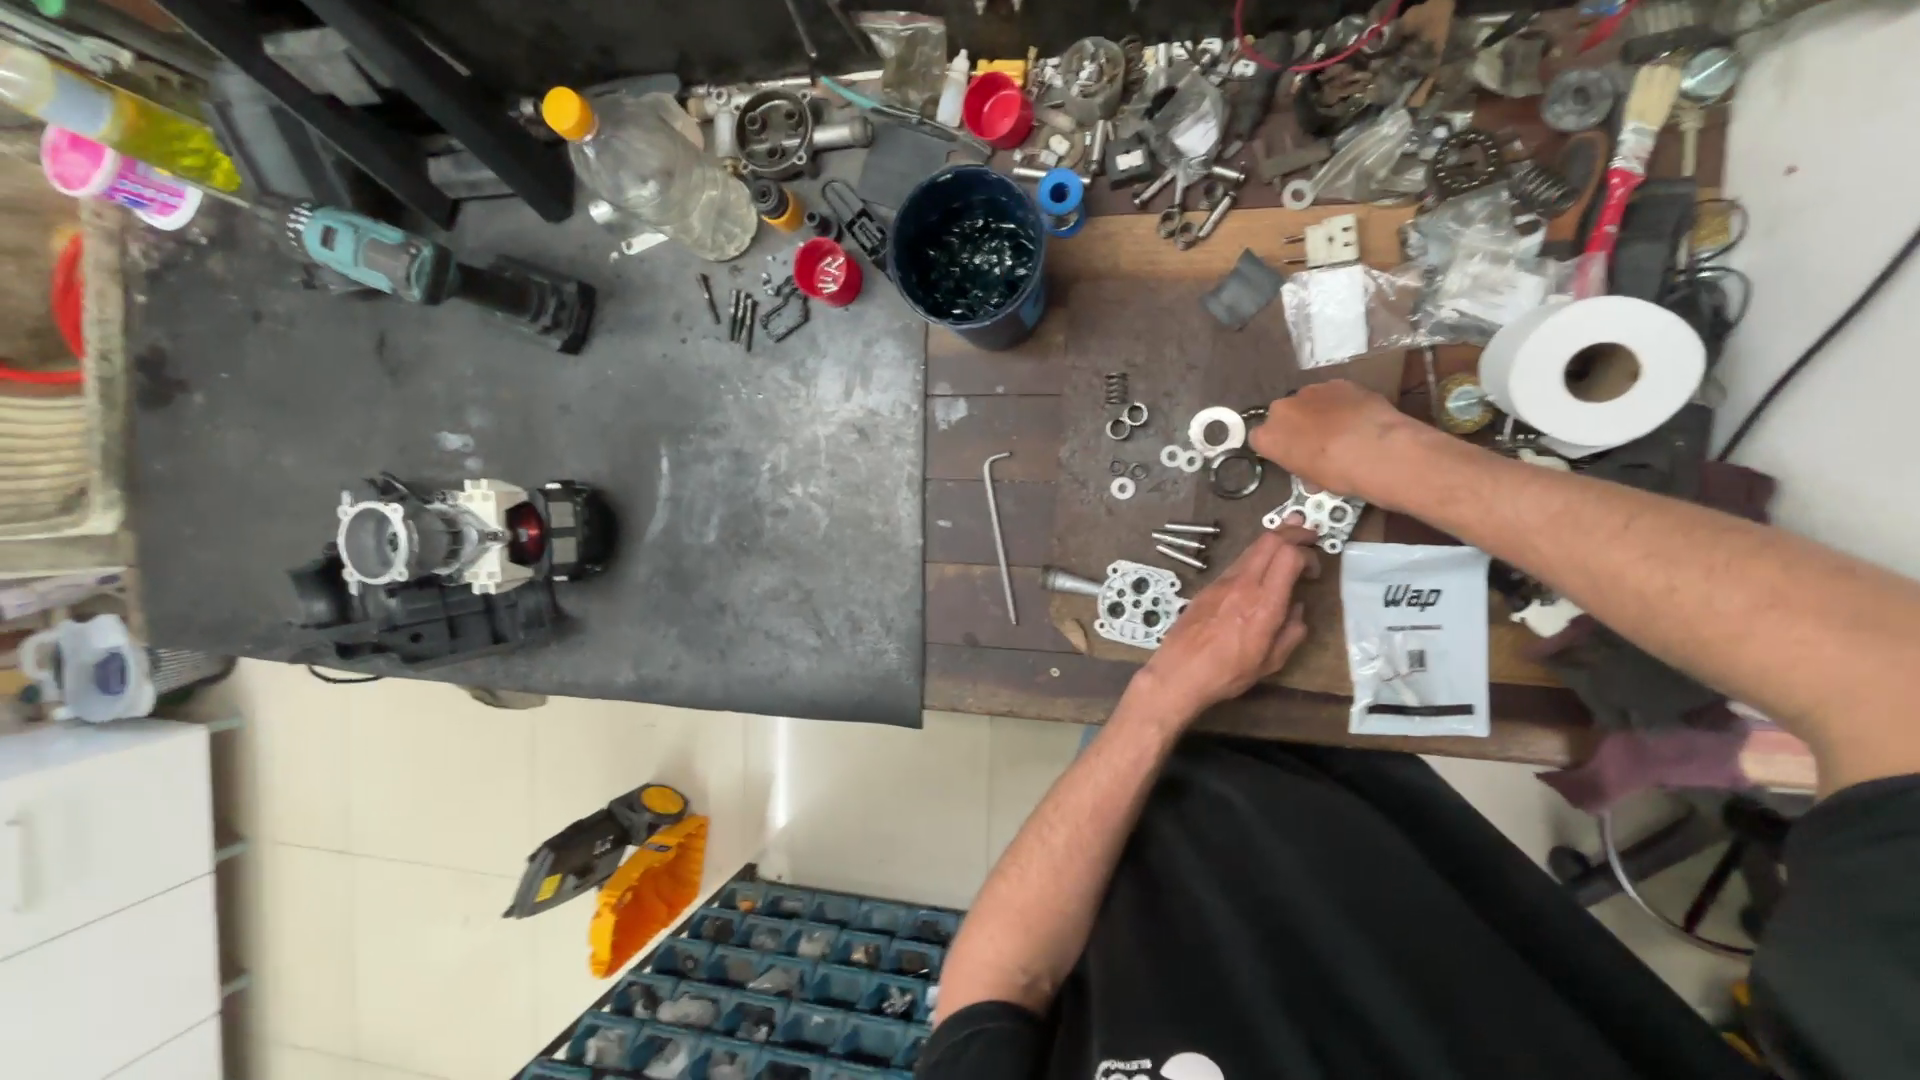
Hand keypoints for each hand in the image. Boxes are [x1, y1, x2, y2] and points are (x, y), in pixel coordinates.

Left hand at [1132, 528, 1319, 722]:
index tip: (1315, 571)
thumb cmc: (1227, 673)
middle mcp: (1243, 585)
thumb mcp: (1271, 662)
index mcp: (1264, 603)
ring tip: (1290, 537)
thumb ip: (1291, 633)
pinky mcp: (1208, 587)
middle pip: (1269, 540)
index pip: (1289, 555)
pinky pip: (1237, 562)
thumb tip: (1296, 610)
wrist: (1178, 672)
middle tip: (1309, 535)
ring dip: (1273, 539)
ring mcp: (1222, 582)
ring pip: (1251, 548)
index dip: (1308, 554)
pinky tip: (1262, 564)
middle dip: (1293, 532)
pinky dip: (1256, 555)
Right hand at [1249, 381, 1429, 503]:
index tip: (1292, 455)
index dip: (1278, 446)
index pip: (1261, 438)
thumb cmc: (1337, 474)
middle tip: (1317, 441)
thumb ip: (1300, 462)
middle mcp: (1281, 409)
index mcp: (1267, 437)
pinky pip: (1333, 393)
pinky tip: (1357, 416)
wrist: (1377, 450)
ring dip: (1318, 411)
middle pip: (1283, 415)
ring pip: (1308, 401)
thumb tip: (1310, 461)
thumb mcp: (1311, 478)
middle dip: (1296, 425)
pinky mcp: (1337, 382)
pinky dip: (1341, 402)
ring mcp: (1309, 391)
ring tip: (1342, 427)